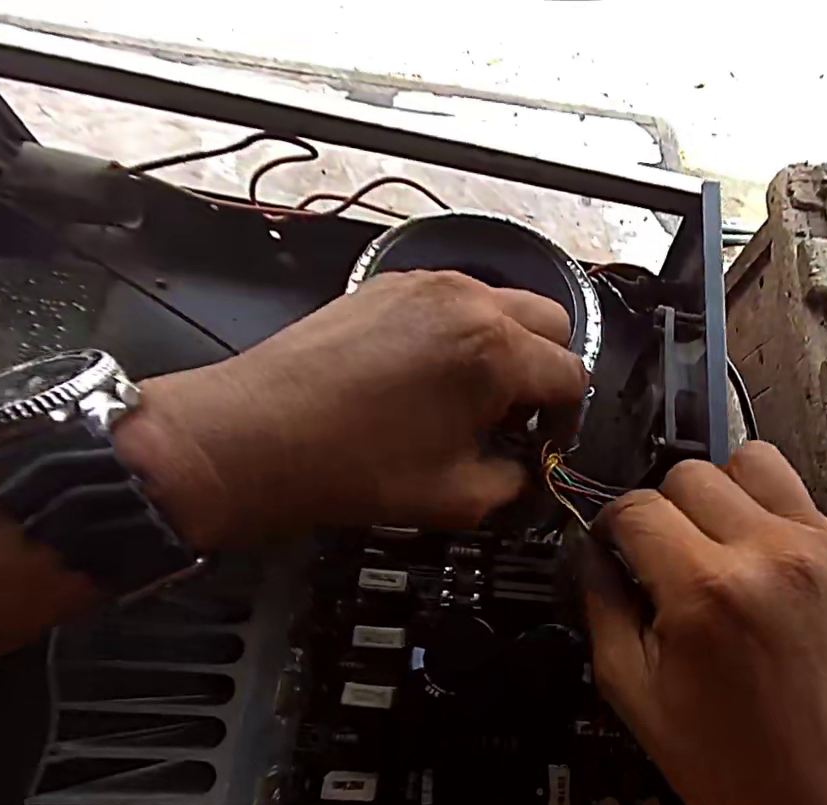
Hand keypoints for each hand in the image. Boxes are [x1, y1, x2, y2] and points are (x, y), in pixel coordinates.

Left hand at [118, 270, 586, 546]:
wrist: (254, 438)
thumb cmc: (355, 468)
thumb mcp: (462, 497)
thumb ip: (518, 482)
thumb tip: (530, 472)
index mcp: (494, 353)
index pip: (571, 376)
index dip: (569, 420)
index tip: (546, 445)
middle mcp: (469, 303)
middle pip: (553, 324)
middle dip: (550, 373)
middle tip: (523, 417)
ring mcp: (426, 285)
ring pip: (507, 304)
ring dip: (514, 349)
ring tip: (480, 397)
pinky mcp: (390, 285)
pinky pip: (458, 300)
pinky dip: (471, 333)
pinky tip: (440, 375)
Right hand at [581, 442, 826, 804]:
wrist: (820, 803)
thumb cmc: (721, 762)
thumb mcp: (631, 691)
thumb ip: (600, 604)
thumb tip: (591, 549)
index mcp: (706, 592)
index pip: (636, 507)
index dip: (610, 525)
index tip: (612, 548)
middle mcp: (769, 555)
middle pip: (689, 473)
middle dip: (660, 509)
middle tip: (662, 556)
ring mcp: (822, 552)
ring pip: (751, 461)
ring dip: (718, 492)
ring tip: (713, 542)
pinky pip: (798, 498)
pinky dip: (766, 512)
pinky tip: (758, 559)